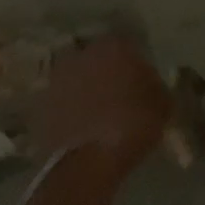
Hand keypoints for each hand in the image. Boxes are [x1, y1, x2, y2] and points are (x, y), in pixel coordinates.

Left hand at [23, 34, 171, 204]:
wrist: (88, 161)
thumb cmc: (133, 125)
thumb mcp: (163, 104)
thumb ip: (156, 85)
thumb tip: (149, 82)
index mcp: (116, 44)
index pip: (128, 43)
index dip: (134, 61)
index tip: (139, 78)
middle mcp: (85, 51)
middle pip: (99, 57)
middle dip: (107, 71)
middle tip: (117, 92)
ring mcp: (59, 76)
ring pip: (78, 76)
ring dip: (85, 88)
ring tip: (96, 111)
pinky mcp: (42, 102)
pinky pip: (62, 100)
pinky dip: (69, 108)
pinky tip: (80, 124)